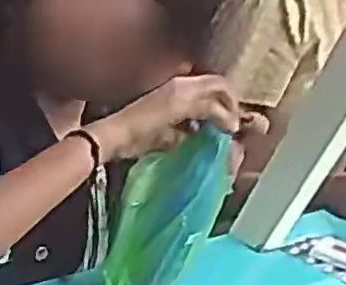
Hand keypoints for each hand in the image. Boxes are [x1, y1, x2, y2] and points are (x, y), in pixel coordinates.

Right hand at [84, 75, 267, 161]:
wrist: (110, 138)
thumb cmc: (126, 140)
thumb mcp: (158, 136)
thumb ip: (176, 133)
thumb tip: (193, 136)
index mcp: (173, 90)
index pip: (206, 87)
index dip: (221, 100)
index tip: (226, 117)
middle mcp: (180, 84)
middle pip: (217, 84)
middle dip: (231, 101)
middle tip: (236, 121)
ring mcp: (180, 91)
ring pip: (217, 90)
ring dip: (229, 107)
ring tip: (233, 126)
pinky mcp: (179, 103)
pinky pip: (209, 105)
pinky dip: (222, 116)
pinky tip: (226, 128)